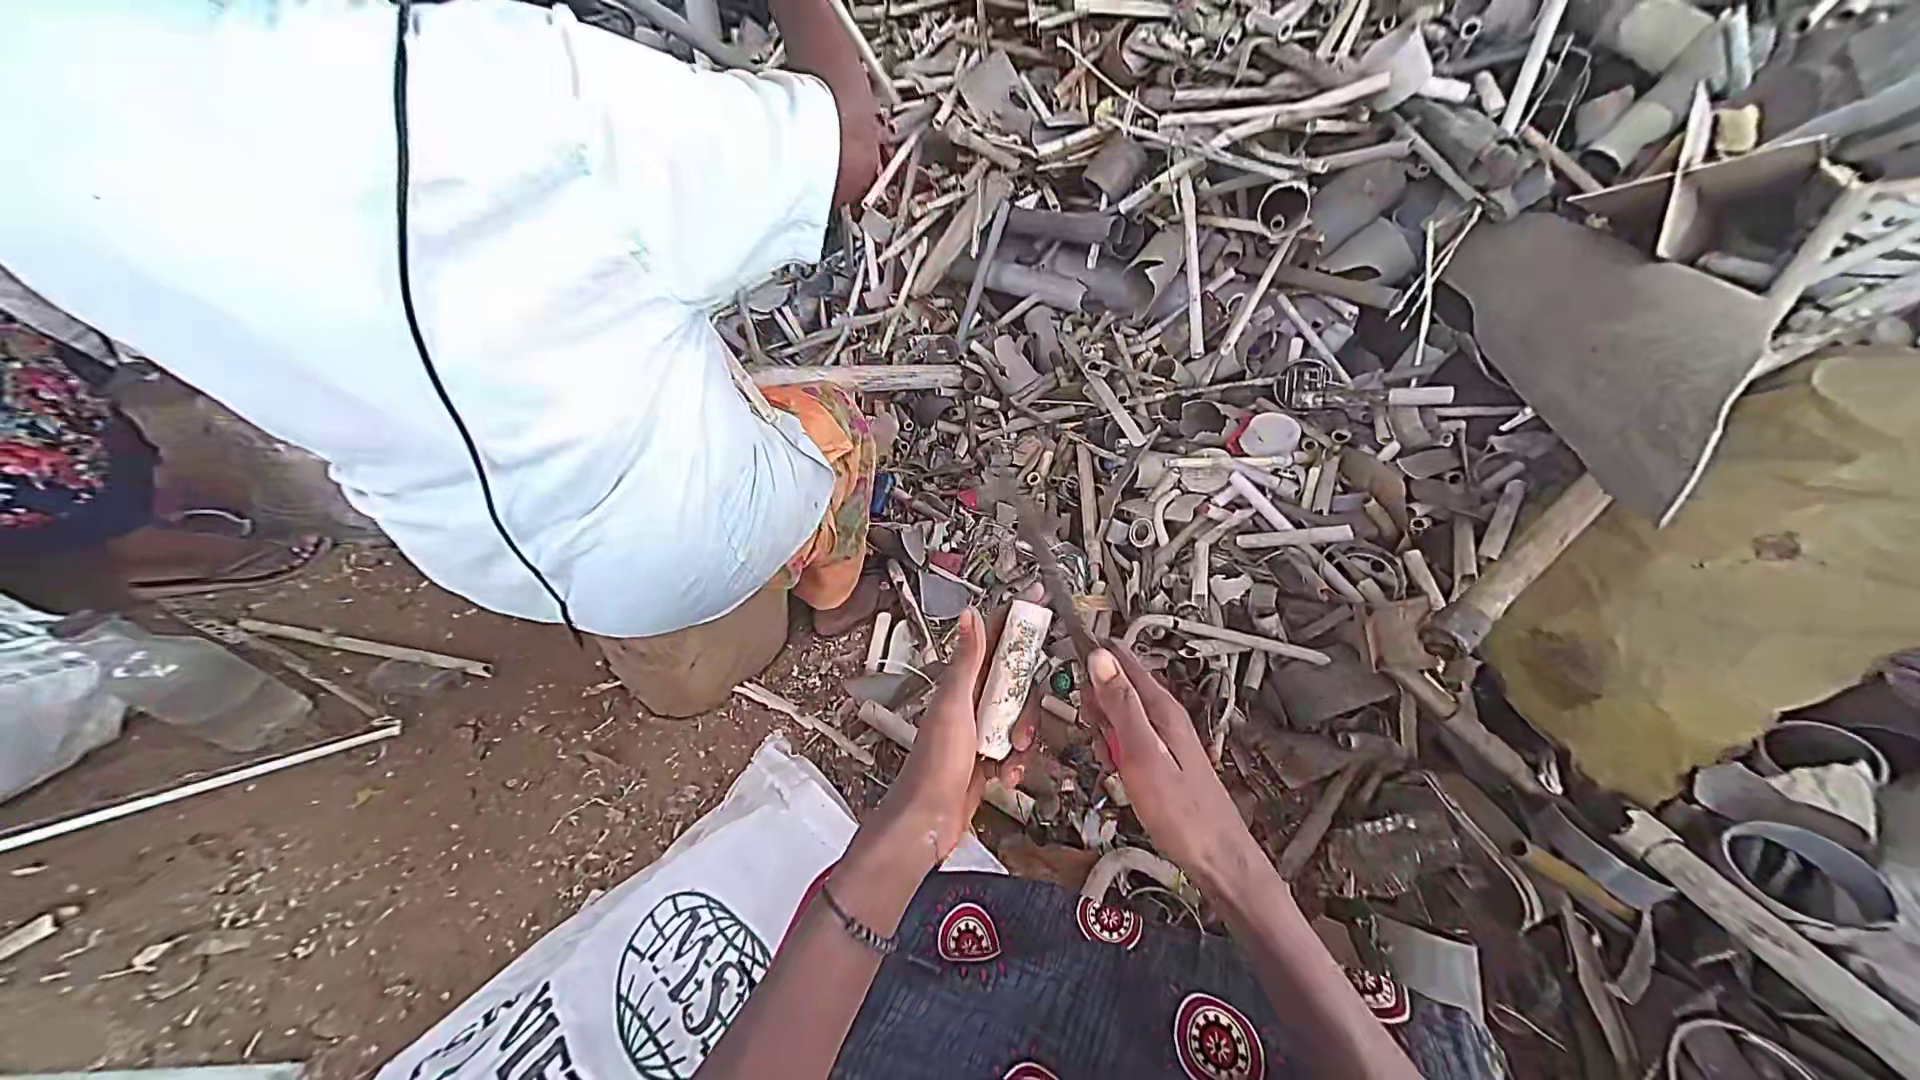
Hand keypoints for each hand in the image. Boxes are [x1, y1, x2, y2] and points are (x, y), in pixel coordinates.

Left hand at [871, 607, 1030, 865]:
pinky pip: (1016, 749)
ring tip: (1009, 753)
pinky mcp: (988, 756)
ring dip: (1022, 738)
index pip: (992, 638)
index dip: (1014, 618)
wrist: (928, 820)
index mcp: (961, 682)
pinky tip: (1005, 773)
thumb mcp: (954, 706)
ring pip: (1020, 717)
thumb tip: (970, 615)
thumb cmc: (933, 765)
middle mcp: (971, 701)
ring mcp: (981, 729)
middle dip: (1025, 702)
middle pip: (1015, 681)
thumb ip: (967, 661)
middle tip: (1019, 722)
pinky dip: (1016, 762)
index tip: (1038, 599)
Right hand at [1084, 645, 1274, 899]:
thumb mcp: (1142, 753)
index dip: (1090, 661)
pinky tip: (1118, 770)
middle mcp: (1164, 714)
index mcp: (1160, 706)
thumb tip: (1100, 659)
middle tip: (1095, 732)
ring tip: (1109, 757)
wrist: (1217, 859)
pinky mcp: (1159, 755)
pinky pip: (1124, 738)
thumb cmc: (1183, 814)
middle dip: (1093, 703)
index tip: (1071, 677)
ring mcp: (1162, 735)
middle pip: (1115, 684)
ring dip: (1102, 730)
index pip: (1119, 659)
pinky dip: (1113, 750)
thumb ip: (1119, 704)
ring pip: (1117, 713)